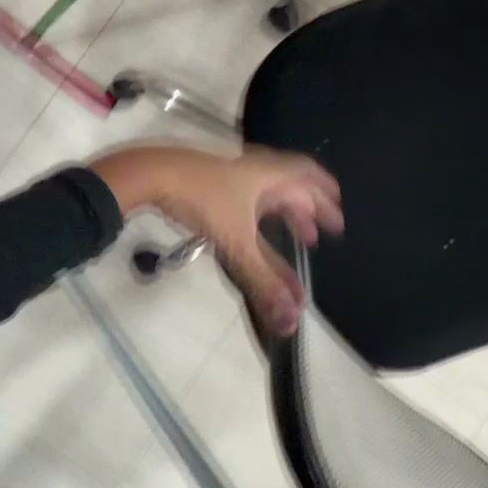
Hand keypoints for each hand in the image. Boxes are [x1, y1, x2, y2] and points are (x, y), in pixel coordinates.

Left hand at [91, 145, 343, 335]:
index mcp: (267, 175)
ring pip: (265, 188)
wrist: (150, 174)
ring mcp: (228, 171)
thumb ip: (263, 282)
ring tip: (288, 233)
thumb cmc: (200, 201)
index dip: (325, 200)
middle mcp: (252, 168)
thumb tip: (291, 319)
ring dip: (281, 209)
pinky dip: (257, 209)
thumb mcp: (235, 244)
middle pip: (288, 184)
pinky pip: (245, 192)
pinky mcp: (208, 178)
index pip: (307, 179)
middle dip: (305, 208)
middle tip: (314, 236)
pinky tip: (248, 223)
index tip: (337, 223)